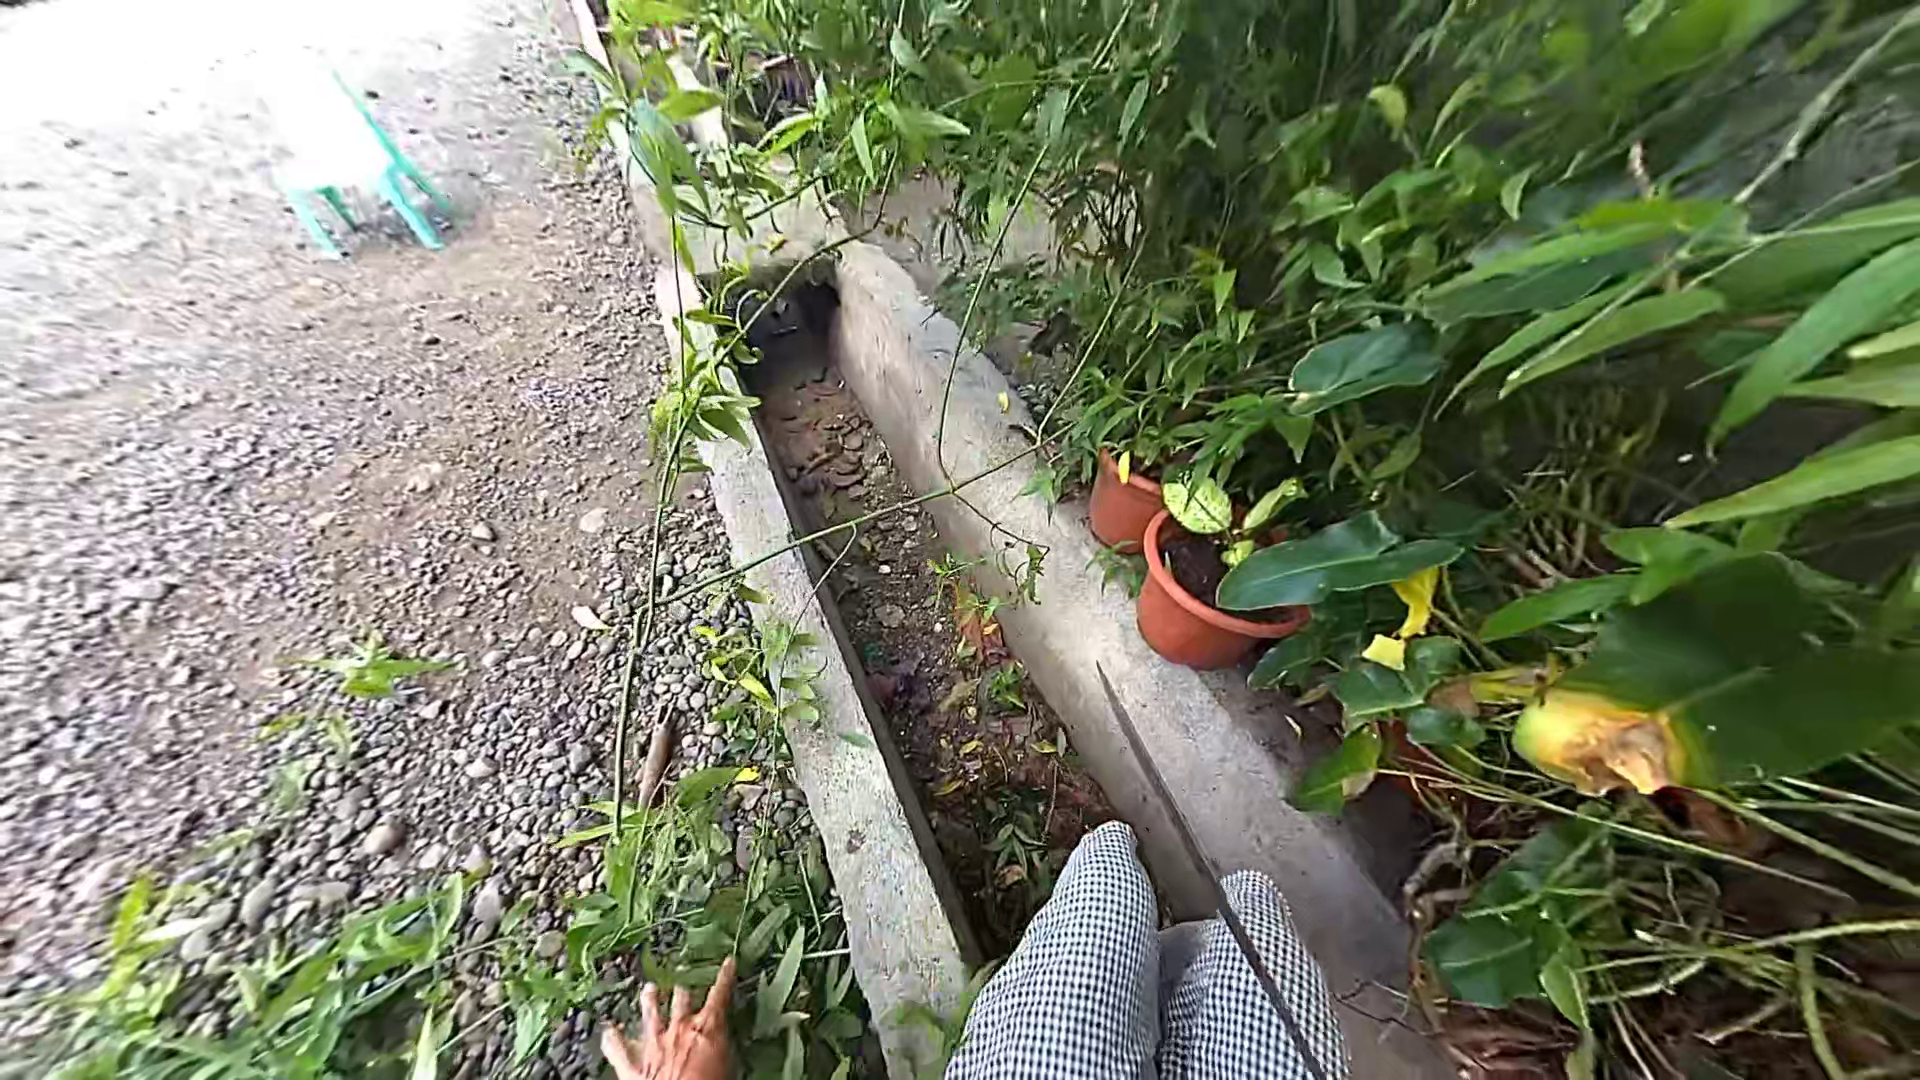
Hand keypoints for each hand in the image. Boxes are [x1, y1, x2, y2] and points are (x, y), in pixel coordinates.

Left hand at [602, 956, 735, 1079]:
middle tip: (683, 982)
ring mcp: (653, 1046)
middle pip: (681, 997)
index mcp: (707, 1026)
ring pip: (650, 1014)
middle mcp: (679, 1028)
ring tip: (649, 989)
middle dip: (683, 989)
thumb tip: (726, 1041)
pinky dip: (612, 1040)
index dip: (726, 975)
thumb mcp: (727, 1064)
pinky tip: (608, 1032)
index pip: (720, 993)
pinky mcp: (632, 1067)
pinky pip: (617, 1050)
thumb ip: (724, 1046)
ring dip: (650, 1000)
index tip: (728, 962)